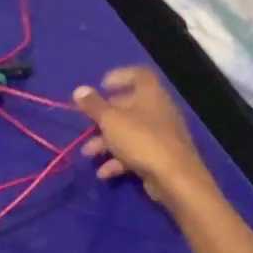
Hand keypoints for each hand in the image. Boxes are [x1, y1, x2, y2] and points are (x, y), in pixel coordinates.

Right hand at [74, 67, 214, 204]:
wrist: (174, 177)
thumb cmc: (141, 139)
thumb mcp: (111, 120)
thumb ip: (93, 105)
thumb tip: (79, 90)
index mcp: (150, 94)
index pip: (139, 74)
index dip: (120, 76)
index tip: (102, 86)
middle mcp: (157, 111)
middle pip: (128, 107)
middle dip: (104, 117)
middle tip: (87, 124)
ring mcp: (160, 135)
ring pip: (128, 132)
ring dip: (105, 142)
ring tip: (88, 153)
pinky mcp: (159, 156)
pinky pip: (135, 152)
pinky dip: (118, 160)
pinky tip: (104, 173)